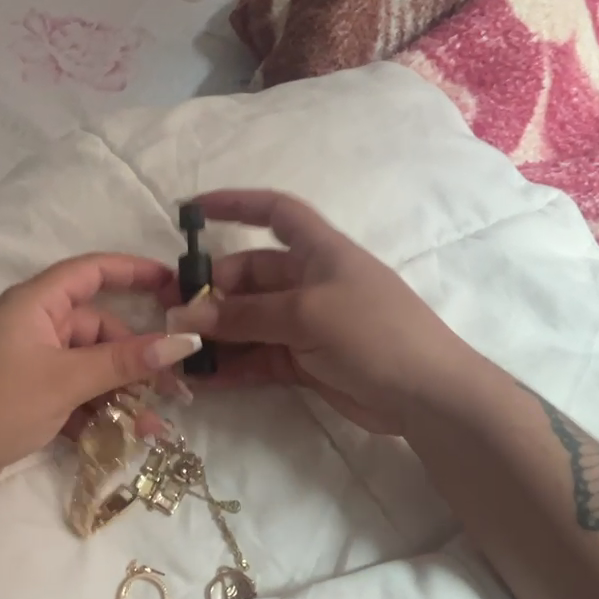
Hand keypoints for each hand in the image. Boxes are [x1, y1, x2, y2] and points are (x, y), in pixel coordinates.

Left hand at [0, 253, 201, 487]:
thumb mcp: (66, 380)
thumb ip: (124, 361)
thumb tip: (183, 342)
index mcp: (35, 304)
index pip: (91, 272)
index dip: (133, 271)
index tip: (174, 284)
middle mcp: (33, 326)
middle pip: (98, 329)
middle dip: (136, 357)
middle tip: (174, 386)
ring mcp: (30, 363)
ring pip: (90, 367)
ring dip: (121, 392)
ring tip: (154, 424)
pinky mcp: (28, 397)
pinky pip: (74, 394)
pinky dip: (97, 412)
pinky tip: (125, 436)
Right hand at [165, 189, 464, 434]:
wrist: (425, 393)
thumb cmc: (372, 332)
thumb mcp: (305, 314)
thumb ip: (244, 315)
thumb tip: (185, 315)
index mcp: (319, 252)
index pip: (275, 213)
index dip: (236, 204)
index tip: (192, 210)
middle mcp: (310, 282)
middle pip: (250, 277)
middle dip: (212, 292)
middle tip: (173, 315)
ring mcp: (307, 325)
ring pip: (250, 322)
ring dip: (217, 335)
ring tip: (179, 351)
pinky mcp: (306, 363)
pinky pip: (259, 358)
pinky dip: (233, 367)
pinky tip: (203, 379)